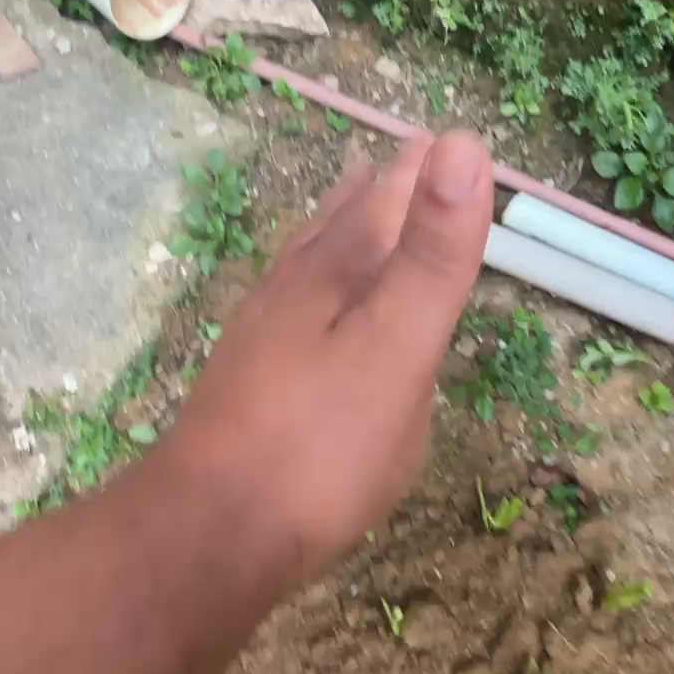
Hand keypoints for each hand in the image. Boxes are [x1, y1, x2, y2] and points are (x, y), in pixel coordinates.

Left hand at [152, 132, 493, 581]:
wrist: (212, 533)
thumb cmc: (321, 443)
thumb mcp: (397, 345)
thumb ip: (432, 256)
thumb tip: (461, 145)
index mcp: (335, 276)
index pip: (385, 204)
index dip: (419, 173)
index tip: (441, 141)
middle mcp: (294, 291)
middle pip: (341, 224)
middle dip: (378, 191)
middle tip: (400, 160)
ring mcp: (265, 335)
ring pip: (307, 259)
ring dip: (336, 225)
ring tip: (354, 197)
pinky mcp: (251, 379)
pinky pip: (289, 301)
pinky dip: (311, 274)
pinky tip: (303, 291)